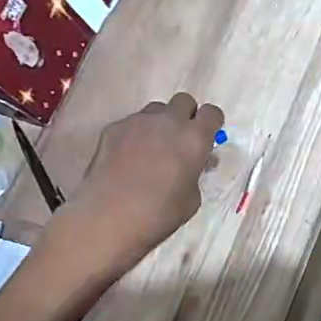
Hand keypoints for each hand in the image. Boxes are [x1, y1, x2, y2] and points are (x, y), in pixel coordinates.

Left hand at [47, 93, 222, 281]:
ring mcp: (137, 121)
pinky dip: (136, 136)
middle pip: (184, 102)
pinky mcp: (113, 128)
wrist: (109, 219)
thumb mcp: (191, 199)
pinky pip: (132, 124)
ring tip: (153, 152)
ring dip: (161, 124)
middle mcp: (168, 122)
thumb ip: (195, 173)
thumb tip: (194, 163)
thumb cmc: (159, 215)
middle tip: (181, 143)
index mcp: (194, 139)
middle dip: (187, 117)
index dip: (211, 124)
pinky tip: (129, 160)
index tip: (208, 139)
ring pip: (156, 111)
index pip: (212, 113)